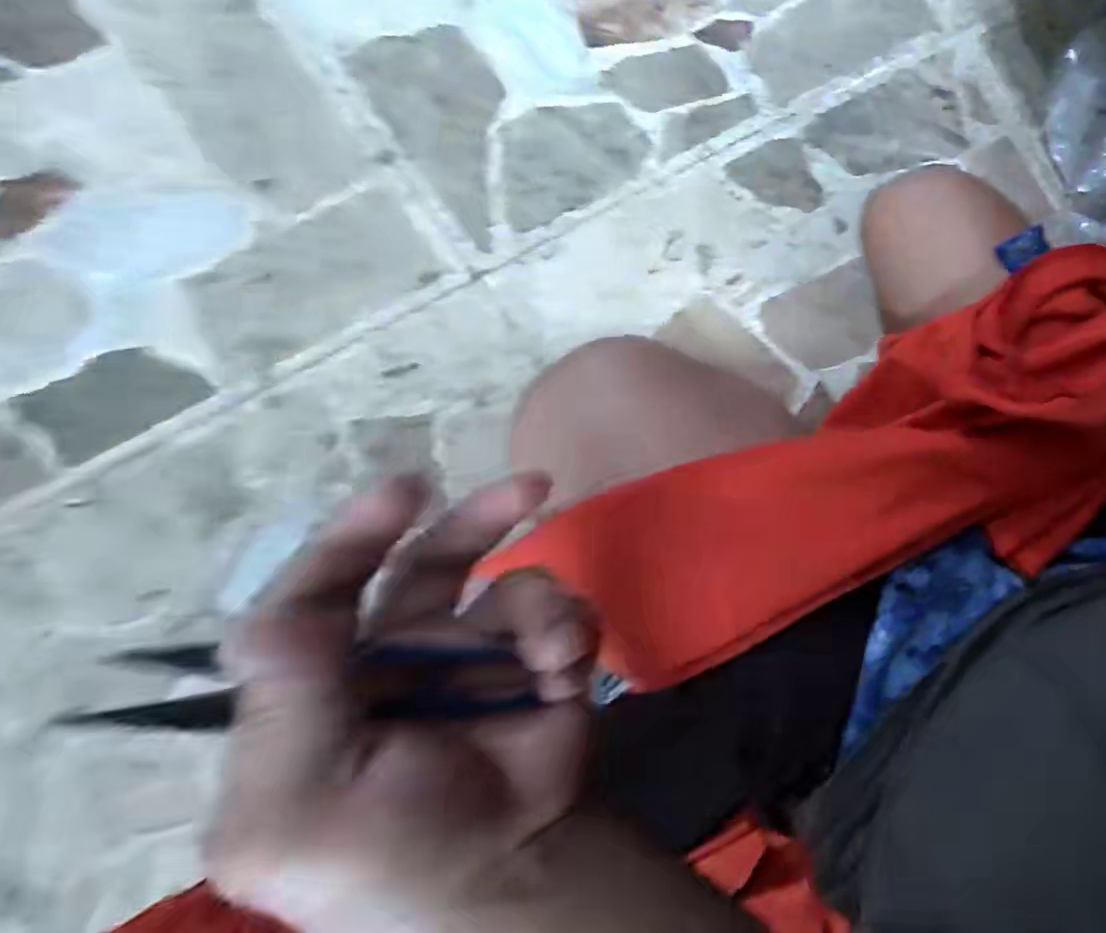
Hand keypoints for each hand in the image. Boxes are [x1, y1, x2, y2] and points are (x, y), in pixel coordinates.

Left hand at [205, 474, 598, 932]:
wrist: (503, 867)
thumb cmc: (380, 849)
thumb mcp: (296, 803)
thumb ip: (288, 705)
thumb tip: (284, 610)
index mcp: (327, 682)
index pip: (322, 594)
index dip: (353, 537)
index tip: (408, 487)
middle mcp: (403, 653)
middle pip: (433, 562)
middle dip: (480, 517)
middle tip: (532, 486)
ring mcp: (481, 654)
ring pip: (517, 589)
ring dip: (543, 612)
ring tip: (554, 655)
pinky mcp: (544, 658)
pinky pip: (567, 615)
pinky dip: (573, 637)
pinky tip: (566, 677)